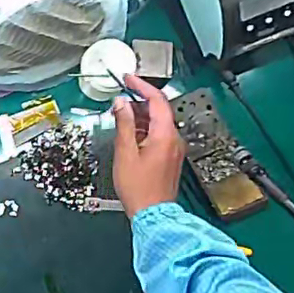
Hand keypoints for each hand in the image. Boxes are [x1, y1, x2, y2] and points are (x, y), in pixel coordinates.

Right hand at [111, 74, 186, 217]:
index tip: (128, 78)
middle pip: (159, 110)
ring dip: (139, 116)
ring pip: (158, 122)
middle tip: (119, 98)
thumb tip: (121, 103)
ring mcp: (174, 149)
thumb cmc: (138, 187)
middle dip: (139, 101)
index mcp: (165, 135)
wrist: (152, 214)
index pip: (157, 100)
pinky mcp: (170, 156)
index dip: (142, 86)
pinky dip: (143, 128)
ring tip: (119, 116)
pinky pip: (158, 134)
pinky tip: (129, 133)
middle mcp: (174, 139)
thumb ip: (123, 124)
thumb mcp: (125, 152)